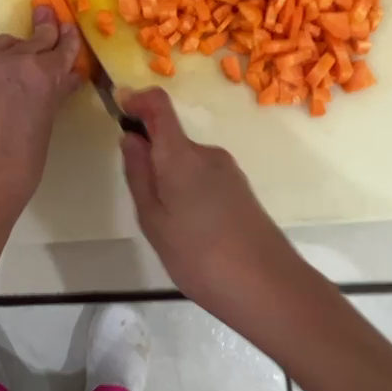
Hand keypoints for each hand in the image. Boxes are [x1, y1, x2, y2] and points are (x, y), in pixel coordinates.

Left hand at [0, 7, 82, 215]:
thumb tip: (66, 80)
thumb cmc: (19, 167)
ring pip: (8, 44)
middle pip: (34, 41)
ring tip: (26, 55)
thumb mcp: (45, 127)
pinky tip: (3, 74)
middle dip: (46, 35)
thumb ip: (54, 97)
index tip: (71, 27)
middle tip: (51, 20)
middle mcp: (11, 60)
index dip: (68, 39)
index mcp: (40, 74)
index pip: (60, 49)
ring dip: (19, 48)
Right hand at [119, 88, 299, 313]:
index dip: (137, 100)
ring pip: (186, 162)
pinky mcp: (241, 191)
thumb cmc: (200, 256)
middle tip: (144, 205)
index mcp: (181, 155)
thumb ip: (138, 174)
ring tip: (171, 229)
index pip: (158, 104)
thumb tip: (131, 138)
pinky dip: (189, 193)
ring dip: (170, 181)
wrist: (271, 290)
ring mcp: (229, 172)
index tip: (120, 114)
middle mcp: (208, 154)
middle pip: (171, 138)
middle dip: (150, 159)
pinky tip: (194, 234)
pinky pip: (204, 178)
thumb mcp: (153, 219)